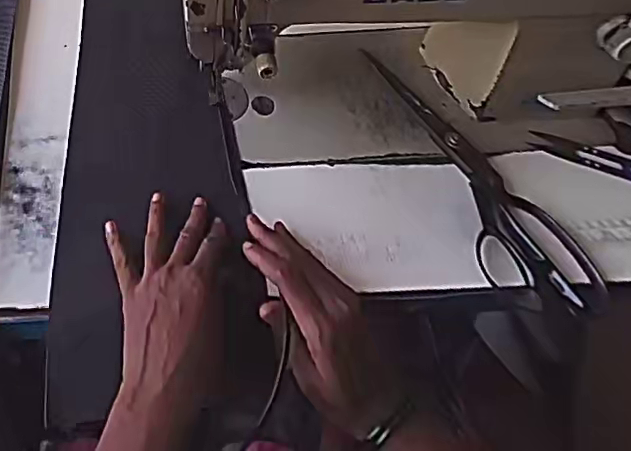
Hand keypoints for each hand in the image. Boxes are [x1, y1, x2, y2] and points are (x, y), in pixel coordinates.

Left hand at [98, 194, 229, 450]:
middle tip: (199, 204)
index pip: (214, 246)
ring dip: (158, 215)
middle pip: (188, 236)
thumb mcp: (221, 333)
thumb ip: (220, 301)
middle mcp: (174, 274)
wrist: (159, 391)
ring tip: (158, 198)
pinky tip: (111, 227)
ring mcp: (150, 281)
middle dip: (196, 217)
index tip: (221, 225)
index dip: (219, 233)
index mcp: (200, 281)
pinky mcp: (131, 293)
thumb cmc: (192, 372)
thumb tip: (220, 284)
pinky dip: (115, 242)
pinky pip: (122, 262)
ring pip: (154, 238)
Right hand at [242, 215, 403, 439]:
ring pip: (310, 260)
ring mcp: (346, 299)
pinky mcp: (350, 298)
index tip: (249, 248)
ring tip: (267, 228)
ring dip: (286, 242)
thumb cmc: (344, 398)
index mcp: (322, 325)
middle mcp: (336, 306)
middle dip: (272, 240)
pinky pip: (320, 266)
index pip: (289, 278)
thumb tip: (267, 307)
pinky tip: (293, 246)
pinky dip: (302, 252)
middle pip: (299, 261)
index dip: (266, 259)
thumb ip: (286, 338)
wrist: (382, 406)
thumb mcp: (307, 378)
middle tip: (253, 224)